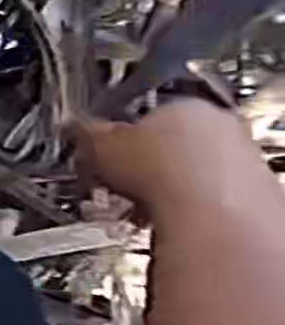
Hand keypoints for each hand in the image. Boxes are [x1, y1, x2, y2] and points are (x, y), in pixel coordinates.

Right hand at [78, 98, 270, 215]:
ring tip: (127, 196)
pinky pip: (198, 193)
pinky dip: (173, 202)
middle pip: (162, 141)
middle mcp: (224, 128)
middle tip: (106, 172)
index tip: (95, 144)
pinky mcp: (249, 194)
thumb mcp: (95, 142)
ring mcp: (242, 162)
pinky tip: (154, 211)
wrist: (213, 219)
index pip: (140, 111)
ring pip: (178, 168)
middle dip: (131, 159)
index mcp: (187, 105)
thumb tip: (74, 129)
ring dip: (149, 182)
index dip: (110, 130)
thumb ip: (82, 130)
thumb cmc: (163, 174)